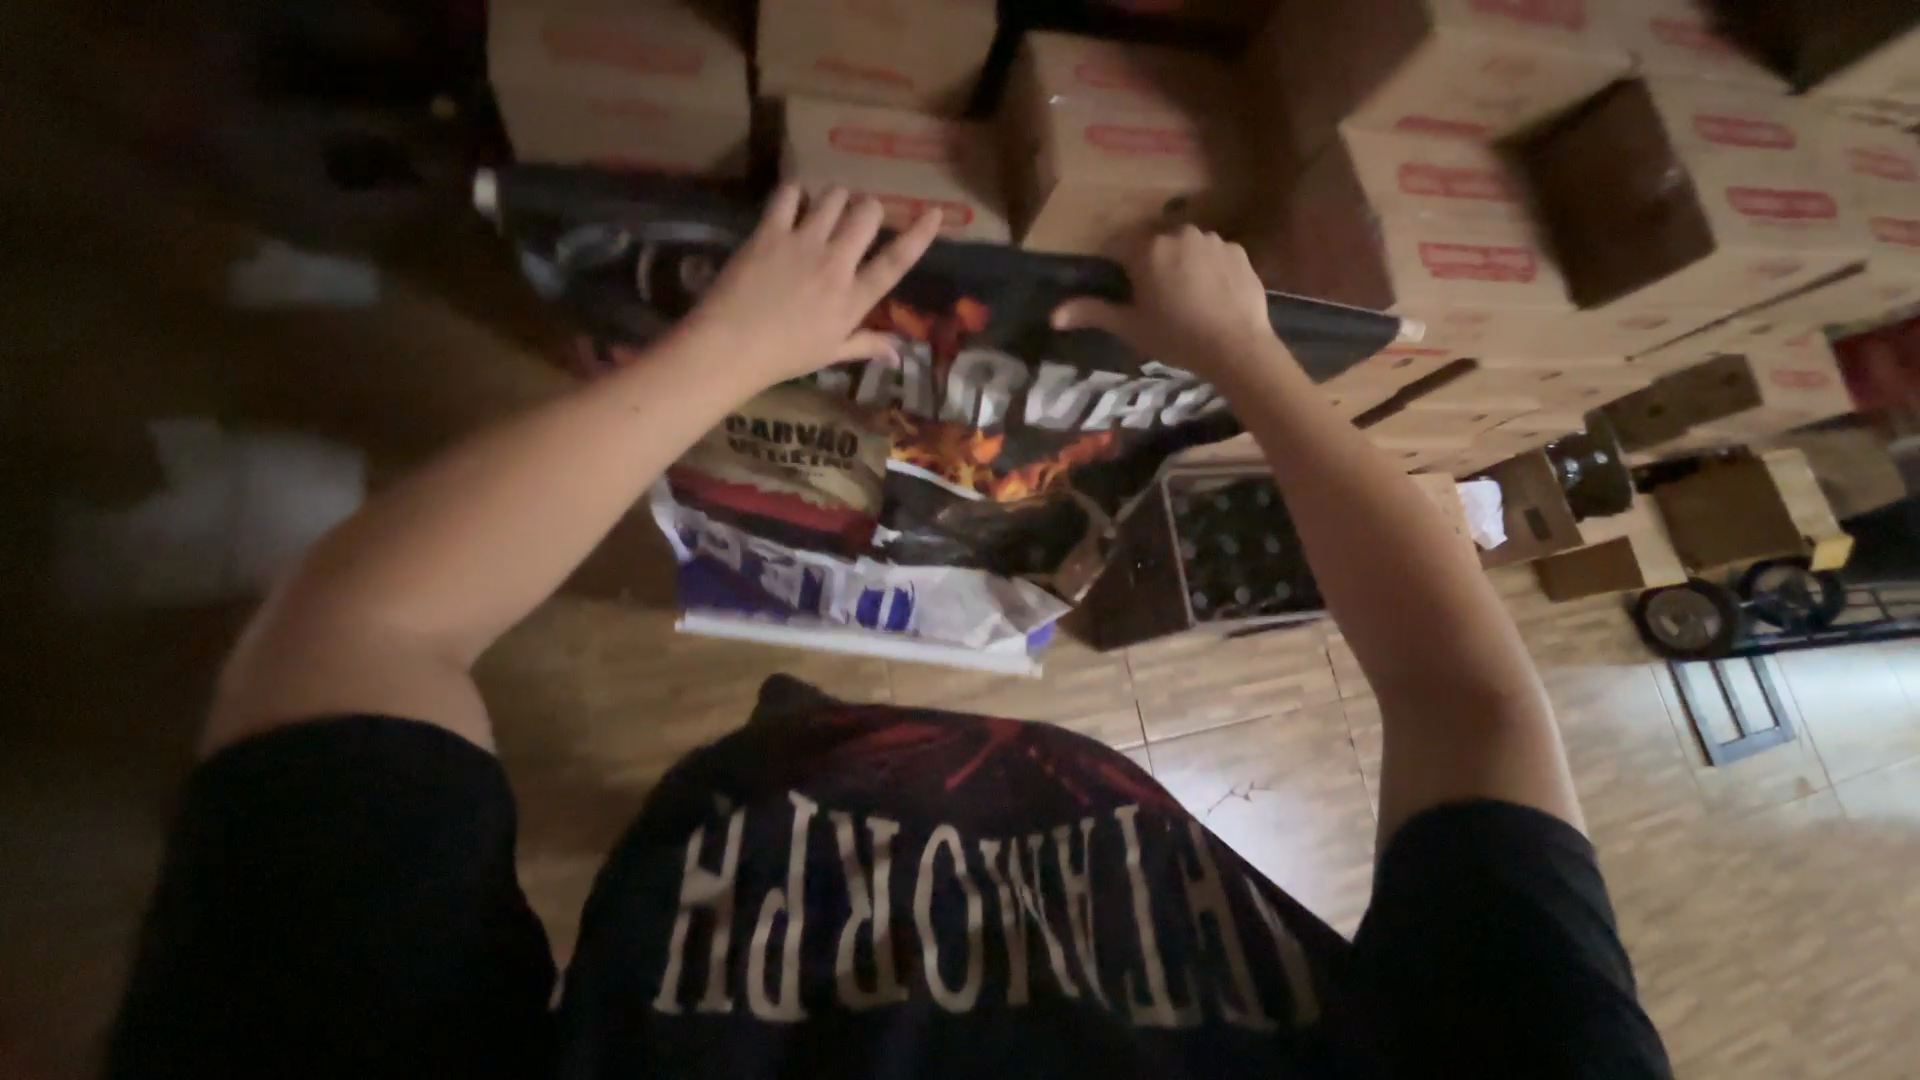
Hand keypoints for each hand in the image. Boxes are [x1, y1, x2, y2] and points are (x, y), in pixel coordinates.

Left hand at [677, 184, 941, 385]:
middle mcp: (836, 264)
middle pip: (866, 214)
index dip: (919, 234)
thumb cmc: (785, 357)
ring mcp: (803, 243)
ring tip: (826, 209)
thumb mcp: (831, 354)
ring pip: (833, 197)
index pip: (896, 261)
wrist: (732, 346)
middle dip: (867, 209)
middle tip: (858, 217)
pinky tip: (792, 204)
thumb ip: (867, 346)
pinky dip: (794, 194)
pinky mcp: (770, 231)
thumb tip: (899, 356)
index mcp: (853, 298)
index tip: (935, 212)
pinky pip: (789, 194)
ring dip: (835, 199)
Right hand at [1051, 226, 1284, 383]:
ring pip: (1186, 249)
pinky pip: (1214, 256)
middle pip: (1155, 246)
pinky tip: (1212, 299)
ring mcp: (1212, 240)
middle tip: (1156, 302)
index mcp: (1147, 250)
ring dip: (1181, 266)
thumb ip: (1092, 312)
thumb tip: (1053, 316)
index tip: (1123, 291)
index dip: (1117, 267)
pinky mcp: (1238, 251)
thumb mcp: (1130, 327)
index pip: (1119, 246)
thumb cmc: (1175, 337)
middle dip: (1151, 266)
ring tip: (1188, 301)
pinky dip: (1210, 271)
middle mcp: (1179, 234)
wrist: (1236, 346)